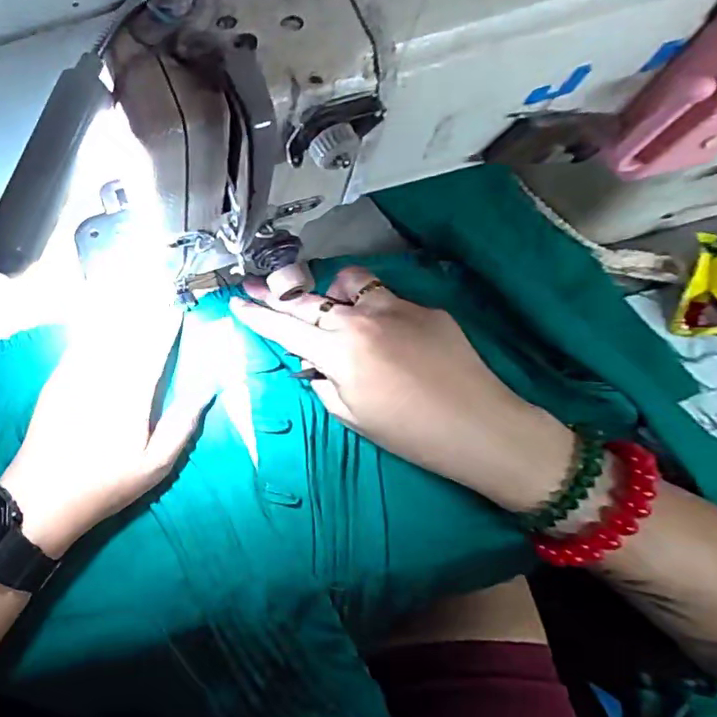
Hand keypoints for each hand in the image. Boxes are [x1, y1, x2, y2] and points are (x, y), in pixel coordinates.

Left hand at [0, 301, 212, 557]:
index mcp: (132, 396)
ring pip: (103, 329)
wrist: (41, 496)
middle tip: (161, 284)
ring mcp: (76, 373)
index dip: (168, 324)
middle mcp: (104, 375)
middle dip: (146, 306)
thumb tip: (208, 389)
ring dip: (121, 306)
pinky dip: (94, 321)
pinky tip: (102, 309)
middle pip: (129, 330)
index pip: (154, 347)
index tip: (180, 306)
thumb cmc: (105, 485)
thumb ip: (182, 424)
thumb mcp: (154, 466)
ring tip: (136, 285)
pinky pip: (80, 340)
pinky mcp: (58, 377)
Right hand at [229, 266, 575, 512]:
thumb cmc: (409, 433)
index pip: (285, 328)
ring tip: (331, 305)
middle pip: (308, 300)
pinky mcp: (424, 308)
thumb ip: (324, 382)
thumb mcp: (352, 415)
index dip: (257, 315)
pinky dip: (373, 308)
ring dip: (332, 291)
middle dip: (277, 294)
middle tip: (254, 285)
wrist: (479, 425)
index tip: (236, 301)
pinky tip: (384, 331)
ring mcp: (395, 307)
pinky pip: (387, 298)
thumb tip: (315, 363)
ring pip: (350, 283)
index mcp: (339, 350)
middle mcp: (361, 319)